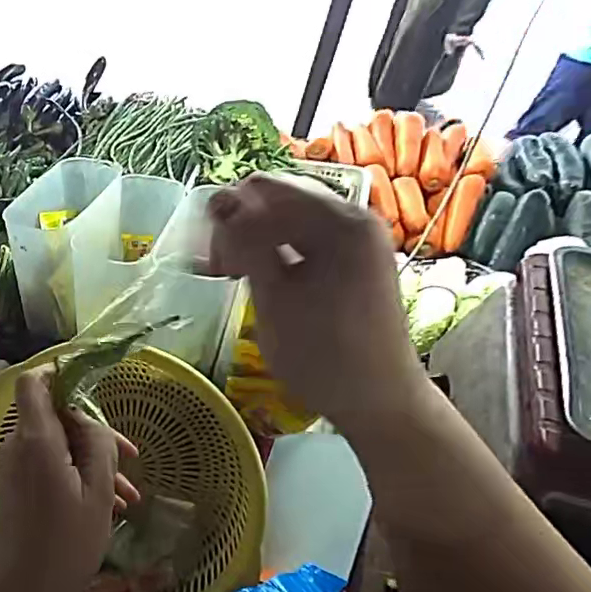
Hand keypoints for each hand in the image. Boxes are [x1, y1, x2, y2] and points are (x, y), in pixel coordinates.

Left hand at [0, 370, 137, 591]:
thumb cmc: (63, 545)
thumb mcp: (96, 493)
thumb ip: (97, 445)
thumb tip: (90, 421)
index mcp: (36, 438)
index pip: (34, 382)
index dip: (61, 373)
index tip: (96, 384)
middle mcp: (19, 447)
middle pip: (56, 417)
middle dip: (95, 433)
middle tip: (131, 460)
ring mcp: (16, 471)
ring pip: (59, 448)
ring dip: (94, 463)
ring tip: (129, 495)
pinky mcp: (18, 492)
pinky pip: (51, 471)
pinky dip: (78, 480)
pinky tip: (111, 506)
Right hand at [208, 173, 428, 427]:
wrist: (378, 398)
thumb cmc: (322, 355)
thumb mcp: (275, 298)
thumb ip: (247, 244)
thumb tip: (219, 199)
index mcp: (339, 221)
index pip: (262, 193)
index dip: (226, 223)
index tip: (212, 267)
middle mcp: (354, 218)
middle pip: (277, 201)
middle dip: (241, 230)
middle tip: (223, 274)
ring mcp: (359, 239)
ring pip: (289, 221)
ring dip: (257, 242)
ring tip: (240, 280)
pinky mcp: (357, 260)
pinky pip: (306, 240)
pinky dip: (279, 254)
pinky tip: (267, 283)